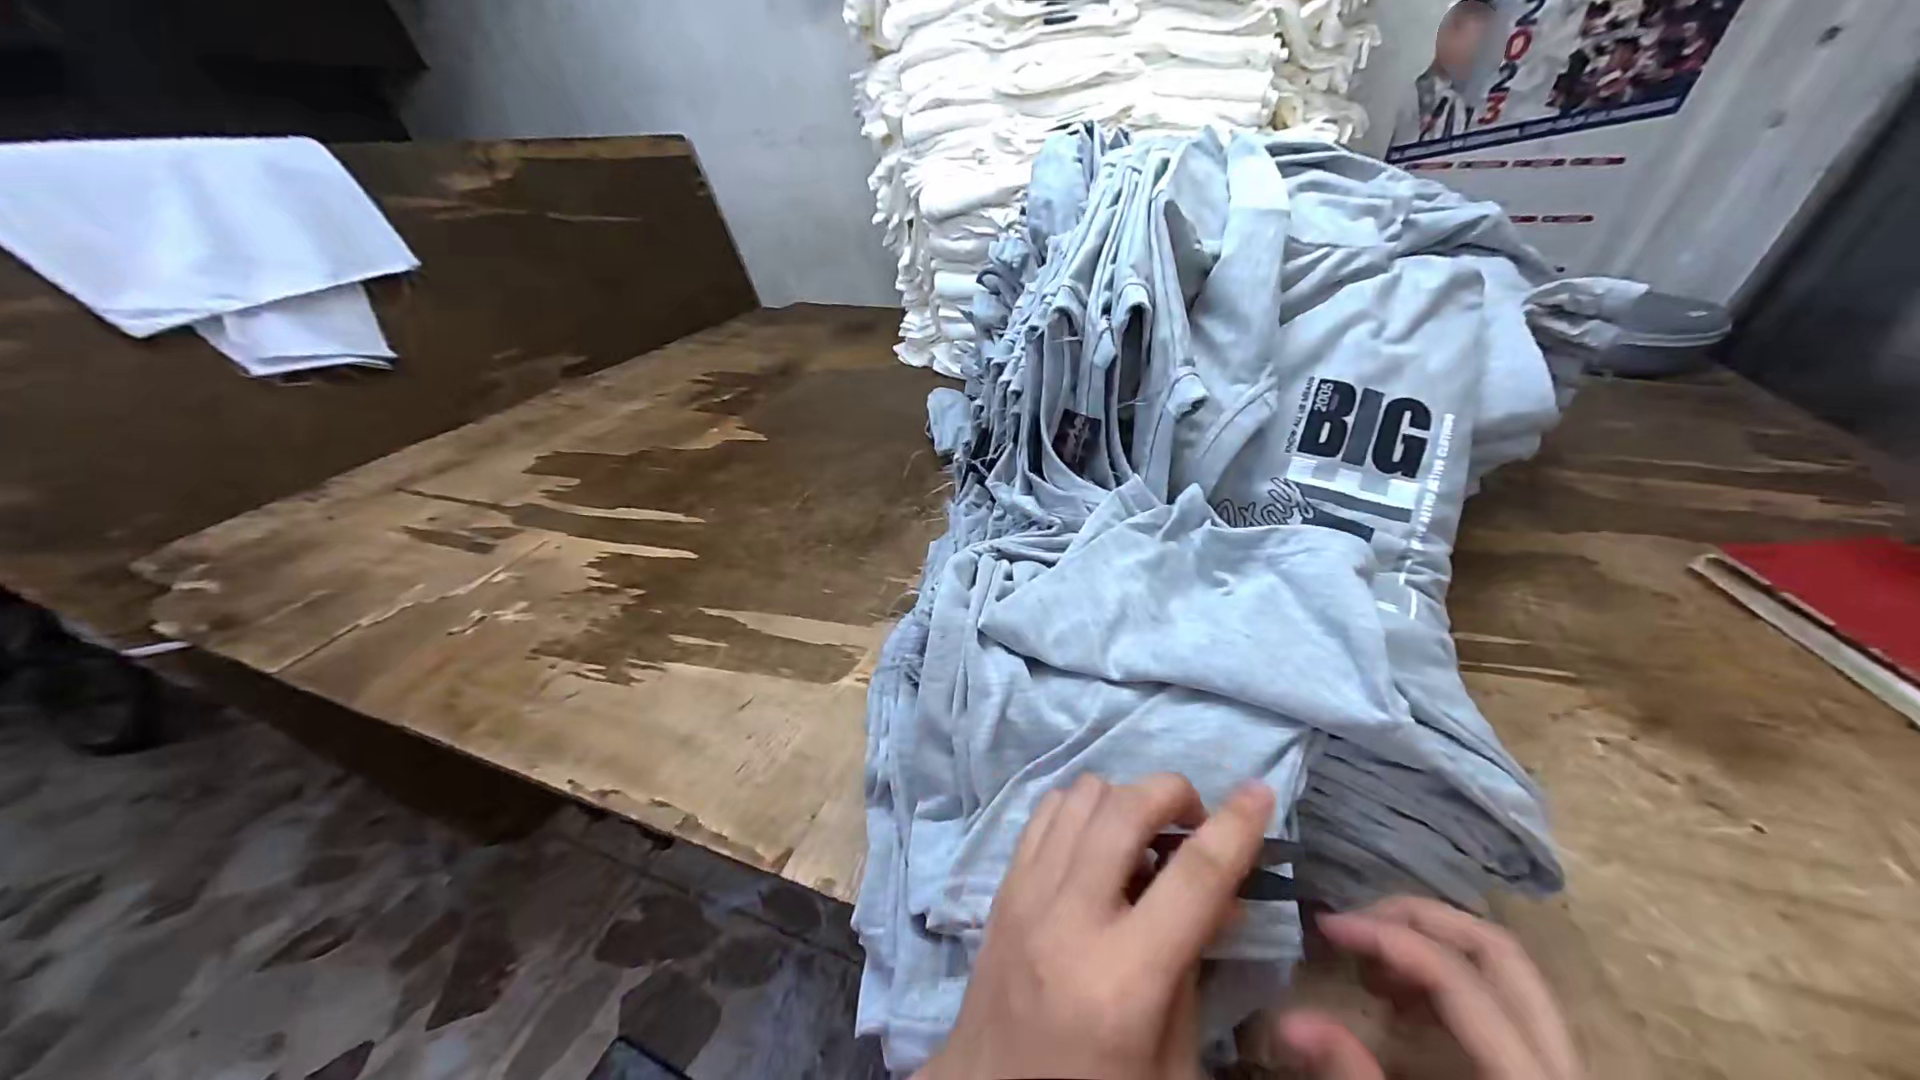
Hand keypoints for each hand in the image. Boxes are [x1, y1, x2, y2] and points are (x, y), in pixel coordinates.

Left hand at [920, 773, 1276, 1079]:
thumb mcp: (1171, 1060)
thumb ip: (1196, 965)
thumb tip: (1225, 893)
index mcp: (1124, 978)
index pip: (1193, 878)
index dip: (1235, 826)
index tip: (1259, 793)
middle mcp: (1069, 918)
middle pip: (1125, 809)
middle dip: (1172, 794)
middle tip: (1193, 822)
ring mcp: (1027, 894)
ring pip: (1081, 797)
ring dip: (1125, 799)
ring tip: (1145, 838)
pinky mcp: (1002, 886)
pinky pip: (1045, 812)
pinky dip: (1081, 808)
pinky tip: (1098, 842)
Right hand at [1273, 897, 1580, 1079]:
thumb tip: (1289, 1022)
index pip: (1458, 976)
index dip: (1387, 936)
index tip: (1326, 926)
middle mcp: (1564, 1068)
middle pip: (1497, 950)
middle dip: (1415, 918)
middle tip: (1353, 924)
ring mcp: (1565, 1070)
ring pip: (1507, 967)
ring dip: (1431, 943)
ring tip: (1372, 963)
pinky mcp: (1550, 1076)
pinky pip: (1507, 998)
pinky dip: (1448, 976)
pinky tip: (1404, 1001)